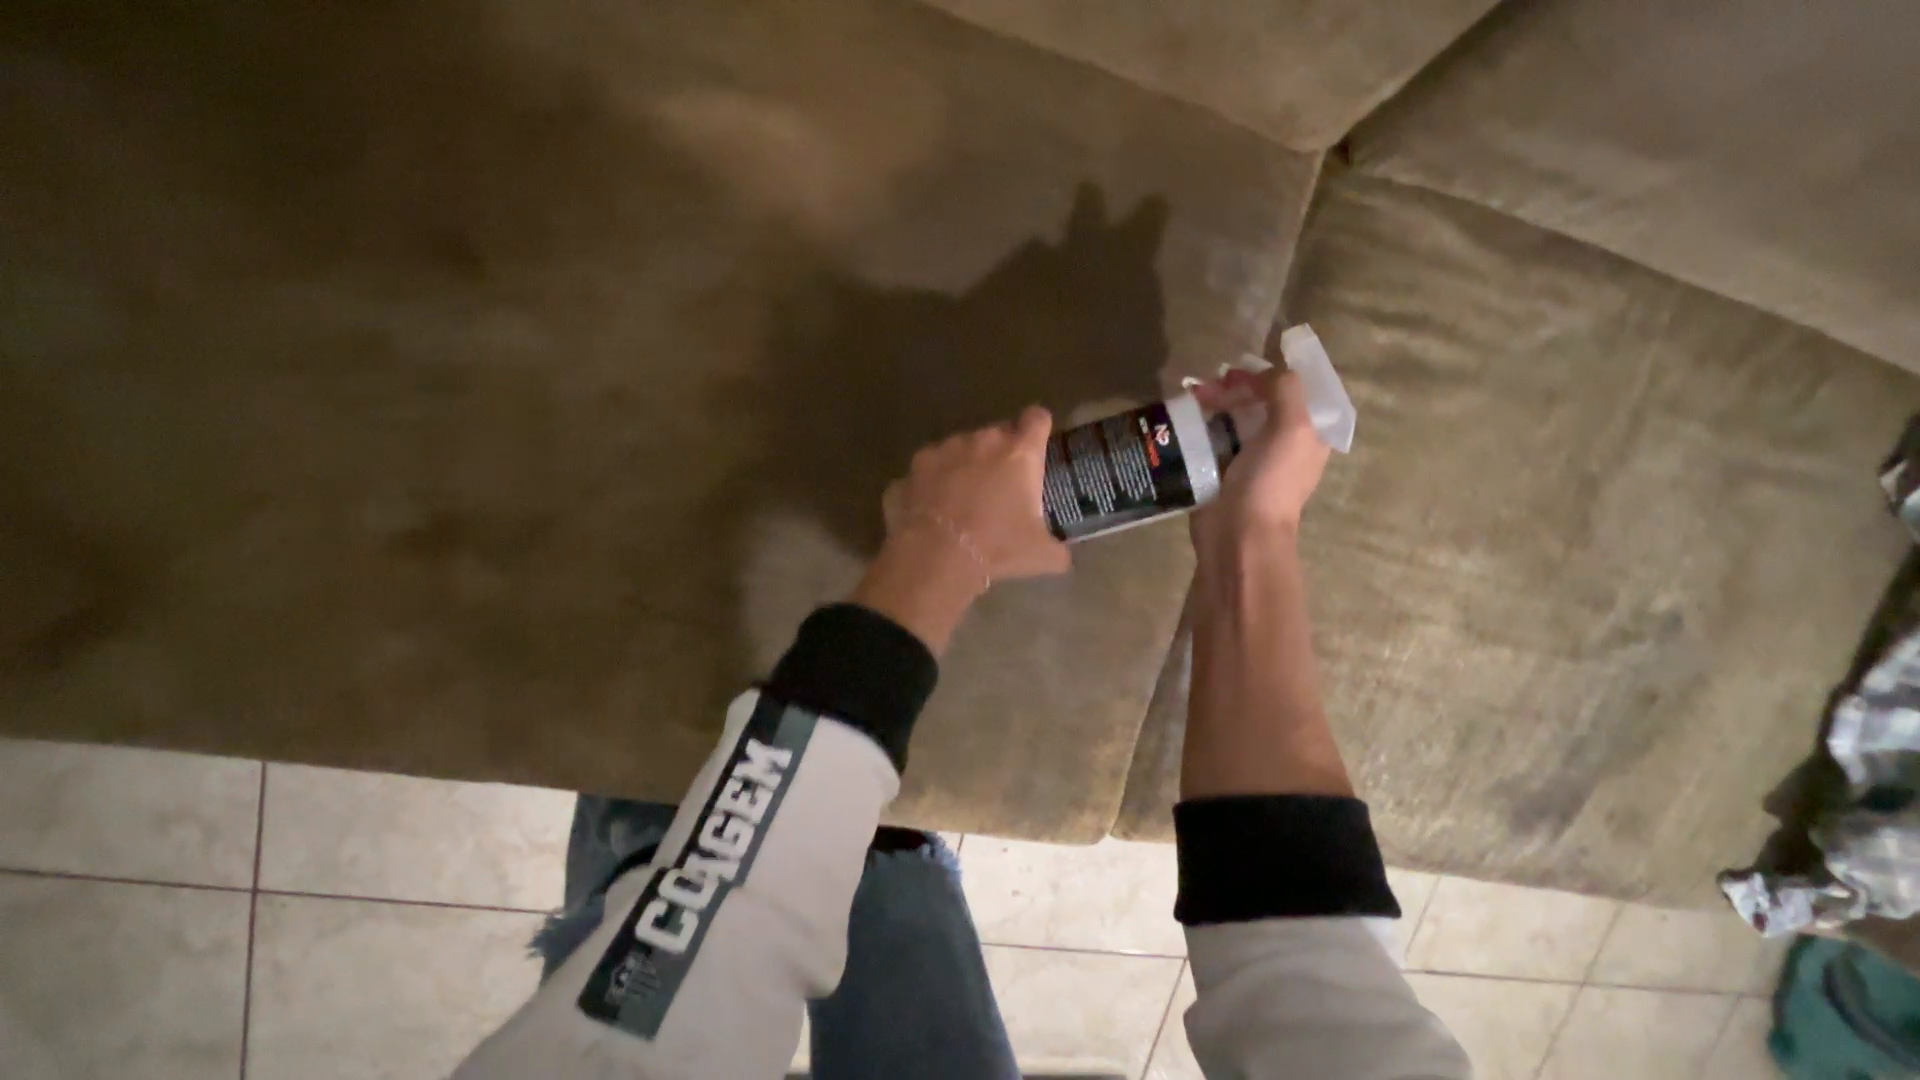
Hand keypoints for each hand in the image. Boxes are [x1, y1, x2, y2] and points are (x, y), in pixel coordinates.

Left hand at [882, 405, 1072, 583]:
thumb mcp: (1040, 554)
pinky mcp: (915, 466)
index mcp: (1019, 452)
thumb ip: (1057, 549)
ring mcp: (944, 449)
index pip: (1037, 419)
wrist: (936, 556)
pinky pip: (931, 469)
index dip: (1038, 429)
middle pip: (997, 434)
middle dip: (1000, 454)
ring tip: (962, 500)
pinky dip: (934, 483)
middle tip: (1000, 487)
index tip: (1036, 445)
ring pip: (961, 448)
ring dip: (965, 466)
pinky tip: (934, 510)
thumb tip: (1062, 556)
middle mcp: (982, 440)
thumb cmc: (997, 547)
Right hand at [1189, 369, 1329, 557]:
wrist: (1239, 535)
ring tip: (1193, 395)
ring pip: (1234, 414)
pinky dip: (1199, 422)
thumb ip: (1285, 388)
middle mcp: (1283, 441)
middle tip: (1212, 384)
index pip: (1296, 388)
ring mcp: (1250, 455)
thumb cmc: (1271, 481)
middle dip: (1237, 385)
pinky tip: (1185, 414)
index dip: (1272, 372)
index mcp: (1310, 432)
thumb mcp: (1293, 427)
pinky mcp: (1221, 468)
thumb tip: (1259, 374)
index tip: (1244, 368)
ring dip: (1215, 400)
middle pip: (1261, 398)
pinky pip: (1212, 435)